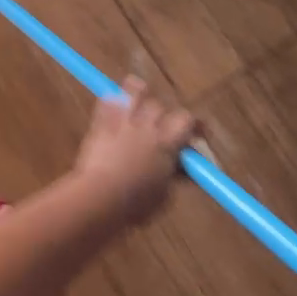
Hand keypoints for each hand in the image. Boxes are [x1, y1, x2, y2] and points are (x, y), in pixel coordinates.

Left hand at [71, 77, 195, 222]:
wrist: (98, 197)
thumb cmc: (135, 204)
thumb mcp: (164, 196)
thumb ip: (173, 178)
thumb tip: (179, 172)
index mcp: (167, 143)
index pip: (189, 121)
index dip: (195, 126)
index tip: (198, 133)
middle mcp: (147, 126)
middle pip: (161, 106)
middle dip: (164, 114)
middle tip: (162, 126)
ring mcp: (123, 122)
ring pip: (134, 91)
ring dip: (138, 94)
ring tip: (138, 97)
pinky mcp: (100, 124)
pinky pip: (107, 101)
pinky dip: (111, 101)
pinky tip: (111, 101)